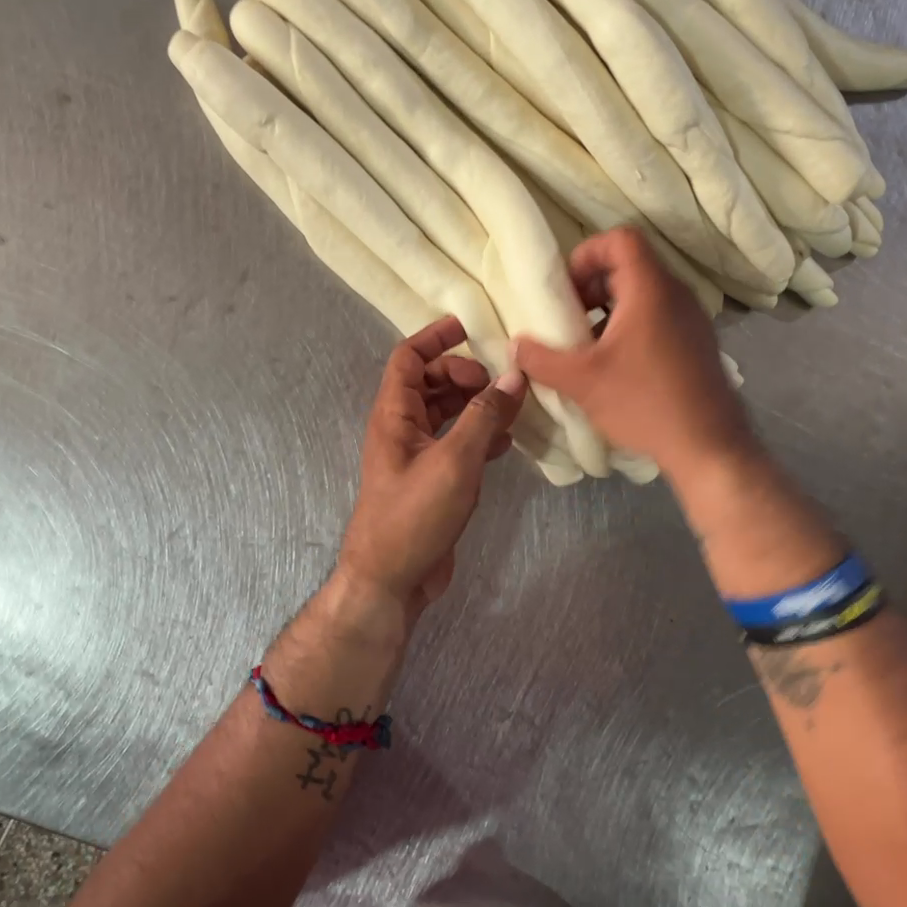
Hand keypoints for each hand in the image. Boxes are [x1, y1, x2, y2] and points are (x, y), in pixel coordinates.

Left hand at [337, 316, 525, 622]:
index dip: (436, 337)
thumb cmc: (414, 515)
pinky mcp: (433, 481)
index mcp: (393, 414)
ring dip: (477, 404)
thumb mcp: (454, 461)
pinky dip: (480, 435)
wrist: (393, 580)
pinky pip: (457, 443)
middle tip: (499, 380)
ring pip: (447, 413)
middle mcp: (402, 428)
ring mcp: (417, 456)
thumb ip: (484, 416)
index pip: (408, 357)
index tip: (471, 327)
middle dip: (464, 372)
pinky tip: (508, 442)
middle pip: (430, 382)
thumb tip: (513, 376)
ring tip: (512, 405)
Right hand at [513, 227, 758, 483]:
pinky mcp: (698, 342)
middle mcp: (676, 294)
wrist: (709, 446)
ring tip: (587, 346)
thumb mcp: (581, 381)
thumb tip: (515, 345)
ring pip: (643, 293)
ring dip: (609, 309)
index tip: (566, 290)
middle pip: (630, 264)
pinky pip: (659, 316)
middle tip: (569, 318)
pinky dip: (631, 326)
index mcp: (650, 289)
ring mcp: (692, 318)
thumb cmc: (644, 403)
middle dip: (591, 285)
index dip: (586, 254)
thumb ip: (541, 359)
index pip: (620, 239)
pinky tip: (616, 366)